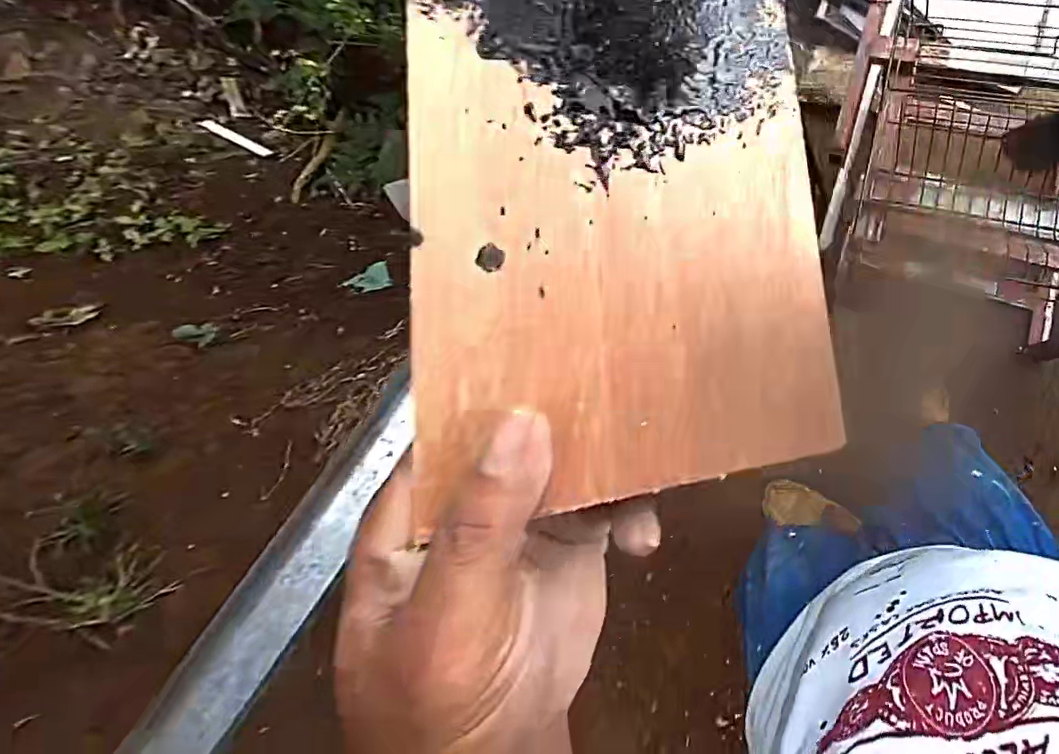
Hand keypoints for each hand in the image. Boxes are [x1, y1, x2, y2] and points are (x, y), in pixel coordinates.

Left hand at [334, 410, 660, 753]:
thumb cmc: (438, 701)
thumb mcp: (448, 613)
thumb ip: (478, 523)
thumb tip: (520, 425)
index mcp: (418, 502)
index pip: (450, 421)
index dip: (493, 388)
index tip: (542, 357)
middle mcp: (473, 494)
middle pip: (521, 430)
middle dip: (566, 418)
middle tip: (612, 407)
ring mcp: (525, 513)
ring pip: (571, 458)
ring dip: (610, 466)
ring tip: (633, 496)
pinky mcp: (570, 535)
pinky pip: (607, 500)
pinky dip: (631, 509)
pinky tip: (640, 539)